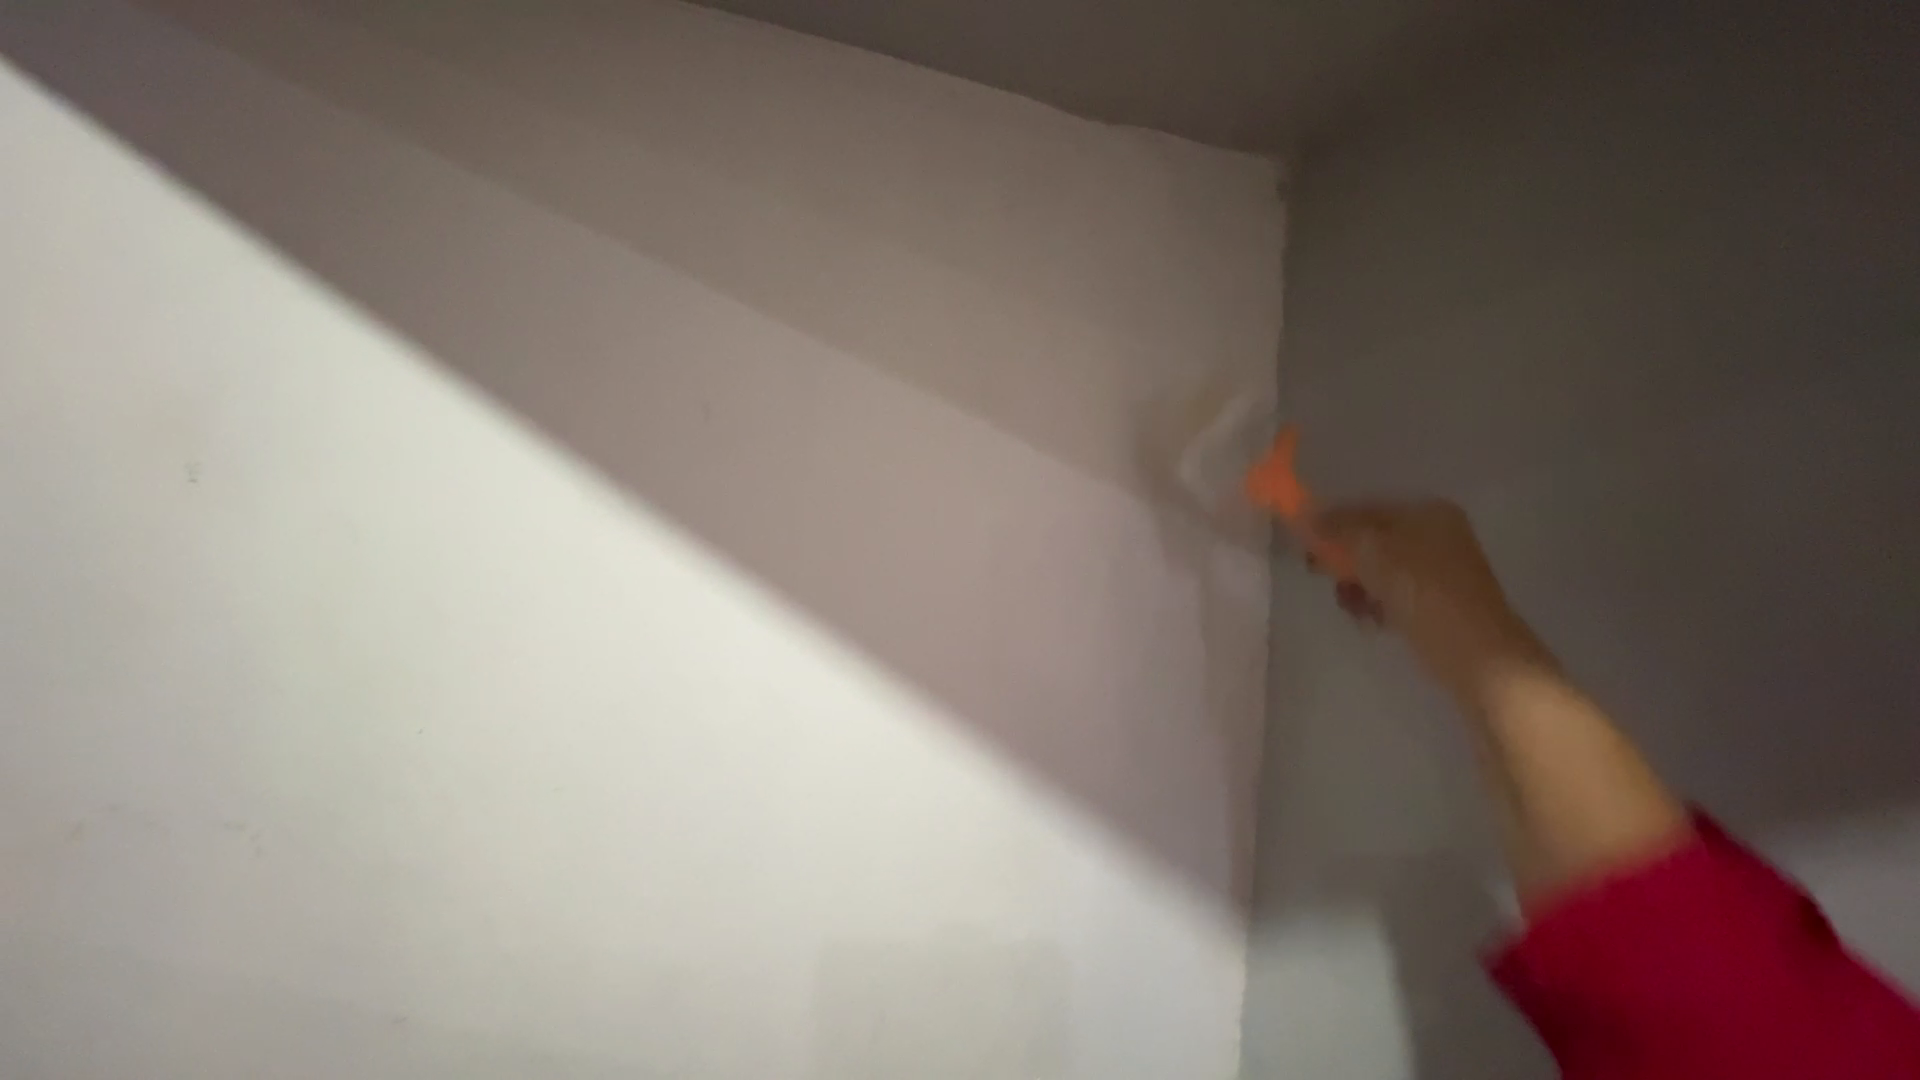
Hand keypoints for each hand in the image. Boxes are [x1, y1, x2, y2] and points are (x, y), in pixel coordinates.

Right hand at [1312, 500, 1545, 695]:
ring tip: (1351, 606)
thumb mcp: (1373, 548)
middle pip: (1370, 540)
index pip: (1366, 507)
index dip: (1332, 521)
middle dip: (1343, 559)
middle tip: (1319, 574)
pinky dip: (1373, 604)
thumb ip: (1337, 528)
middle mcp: (1434, 535)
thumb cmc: (1422, 588)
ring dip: (1354, 586)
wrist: (1473, 650)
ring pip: (1376, 570)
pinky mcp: (1433, 603)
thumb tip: (1304, 514)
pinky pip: (1389, 594)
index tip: (1304, 541)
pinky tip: (1369, 620)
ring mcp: (1435, 571)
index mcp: (1427, 512)